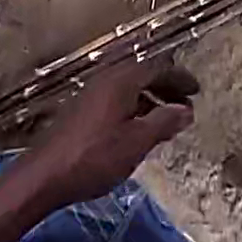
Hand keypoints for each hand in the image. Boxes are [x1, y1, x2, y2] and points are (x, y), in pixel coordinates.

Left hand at [14, 58, 198, 209]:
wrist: (45, 173)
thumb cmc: (94, 156)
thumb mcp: (136, 142)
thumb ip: (163, 122)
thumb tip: (186, 110)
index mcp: (121, 80)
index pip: (157, 67)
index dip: (179, 77)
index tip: (196, 90)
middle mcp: (107, 78)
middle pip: (142, 73)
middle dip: (167, 87)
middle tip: (186, 105)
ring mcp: (93, 92)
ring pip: (129, 86)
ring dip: (151, 98)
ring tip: (167, 120)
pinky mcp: (84, 107)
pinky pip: (118, 97)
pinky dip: (135, 106)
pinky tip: (139, 128)